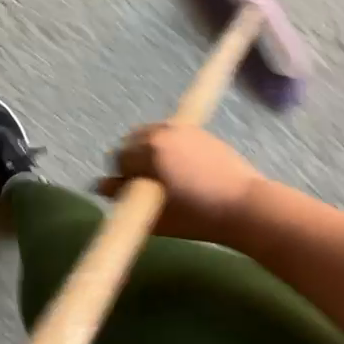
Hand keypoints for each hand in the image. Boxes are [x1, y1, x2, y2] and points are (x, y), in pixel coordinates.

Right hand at [96, 123, 266, 243]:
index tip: (133, 193)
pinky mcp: (199, 131)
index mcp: (148, 151)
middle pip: (132, 140)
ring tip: (164, 174)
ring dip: (149, 150)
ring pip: (152, 133)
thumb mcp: (154, 213)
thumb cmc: (197, 216)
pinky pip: (171, 133)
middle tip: (147, 184)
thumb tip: (100, 186)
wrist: (243, 204)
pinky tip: (181, 167)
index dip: (122, 177)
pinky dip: (167, 145)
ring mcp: (182, 128)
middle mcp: (162, 132)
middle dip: (133, 160)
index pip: (119, 158)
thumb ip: (123, 197)